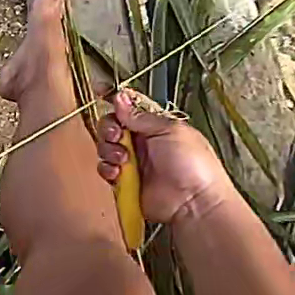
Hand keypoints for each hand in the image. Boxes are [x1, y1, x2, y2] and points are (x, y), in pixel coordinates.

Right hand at [95, 90, 241, 226]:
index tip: (100, 91)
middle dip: (108, 127)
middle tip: (116, 134)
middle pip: (111, 124)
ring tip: (122, 158)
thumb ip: (140, 115)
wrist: (194, 203)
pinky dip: (107, 168)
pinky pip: (104, 168)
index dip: (114, 99)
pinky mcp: (124, 180)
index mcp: (154, 125)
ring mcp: (131, 160)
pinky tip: (118, 173)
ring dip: (108, 149)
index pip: (129, 106)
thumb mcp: (170, 130)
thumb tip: (119, 97)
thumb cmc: (192, 165)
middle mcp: (141, 141)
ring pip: (105, 145)